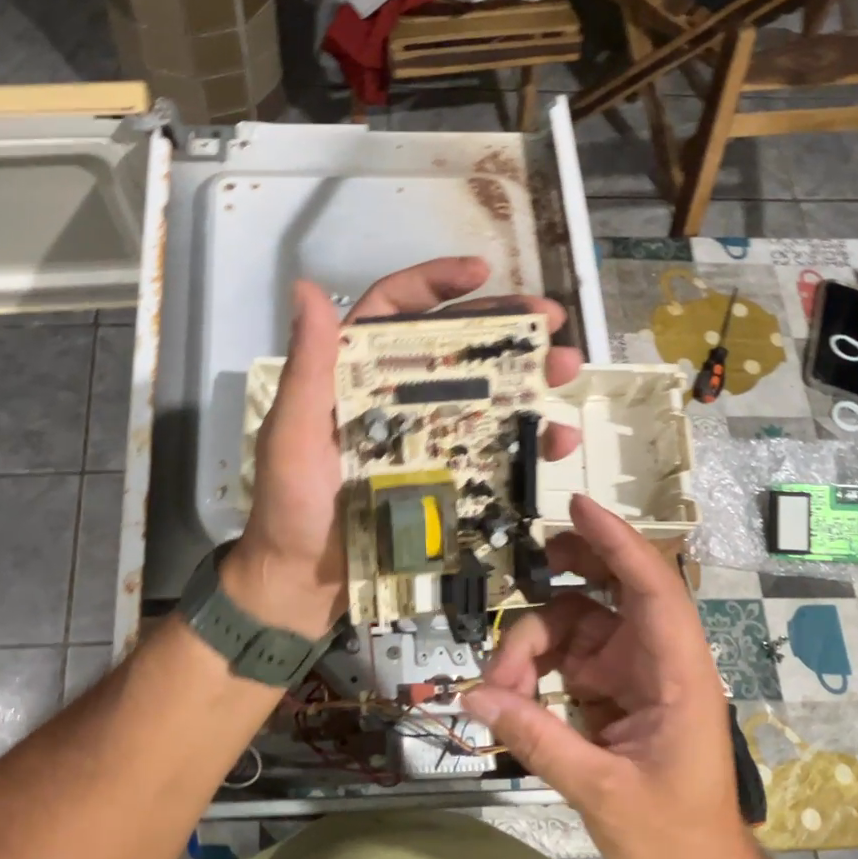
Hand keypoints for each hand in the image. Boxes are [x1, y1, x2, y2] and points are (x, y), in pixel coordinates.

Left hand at [222, 256, 583, 638]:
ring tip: (568, 373)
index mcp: (352, 377)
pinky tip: (557, 439)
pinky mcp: (446, 479)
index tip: (482, 272)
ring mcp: (424, 440)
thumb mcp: (292, 434)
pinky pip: (493, 453)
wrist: (302, 587)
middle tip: (552, 322)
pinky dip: (528, 443)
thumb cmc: (289, 507)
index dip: (435, 284)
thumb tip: (308, 287)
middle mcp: (393, 398)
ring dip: (530, 380)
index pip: (394, 311)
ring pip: (483, 396)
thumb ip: (307, 366)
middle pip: (454, 349)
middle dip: (504, 328)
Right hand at [463, 494, 754, 858]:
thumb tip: (473, 697)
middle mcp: (656, 658)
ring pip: (574, 623)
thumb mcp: (601, 791)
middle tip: (528, 567)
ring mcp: (631, 671)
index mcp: (677, 671)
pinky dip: (531, 667)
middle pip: (614, 587)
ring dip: (530, 642)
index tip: (578, 507)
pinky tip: (507, 696)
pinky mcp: (609, 689)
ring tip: (499, 687)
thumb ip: (537, 740)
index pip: (652, 588)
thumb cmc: (672, 833)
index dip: (618, 541)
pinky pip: (563, 656)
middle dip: (571, 568)